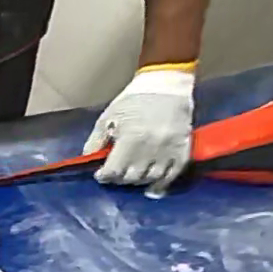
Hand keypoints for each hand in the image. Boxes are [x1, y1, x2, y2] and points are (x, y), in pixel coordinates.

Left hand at [84, 67, 195, 196]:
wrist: (167, 83)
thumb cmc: (132, 101)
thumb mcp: (106, 119)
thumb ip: (94, 143)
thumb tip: (87, 161)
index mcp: (131, 138)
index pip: (114, 171)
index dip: (104, 176)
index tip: (100, 173)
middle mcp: (152, 145)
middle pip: (131, 177)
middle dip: (119, 179)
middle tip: (116, 173)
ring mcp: (170, 146)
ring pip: (151, 177)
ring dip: (138, 181)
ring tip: (131, 175)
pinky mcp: (184, 145)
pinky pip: (175, 171)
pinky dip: (163, 183)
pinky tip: (153, 188)